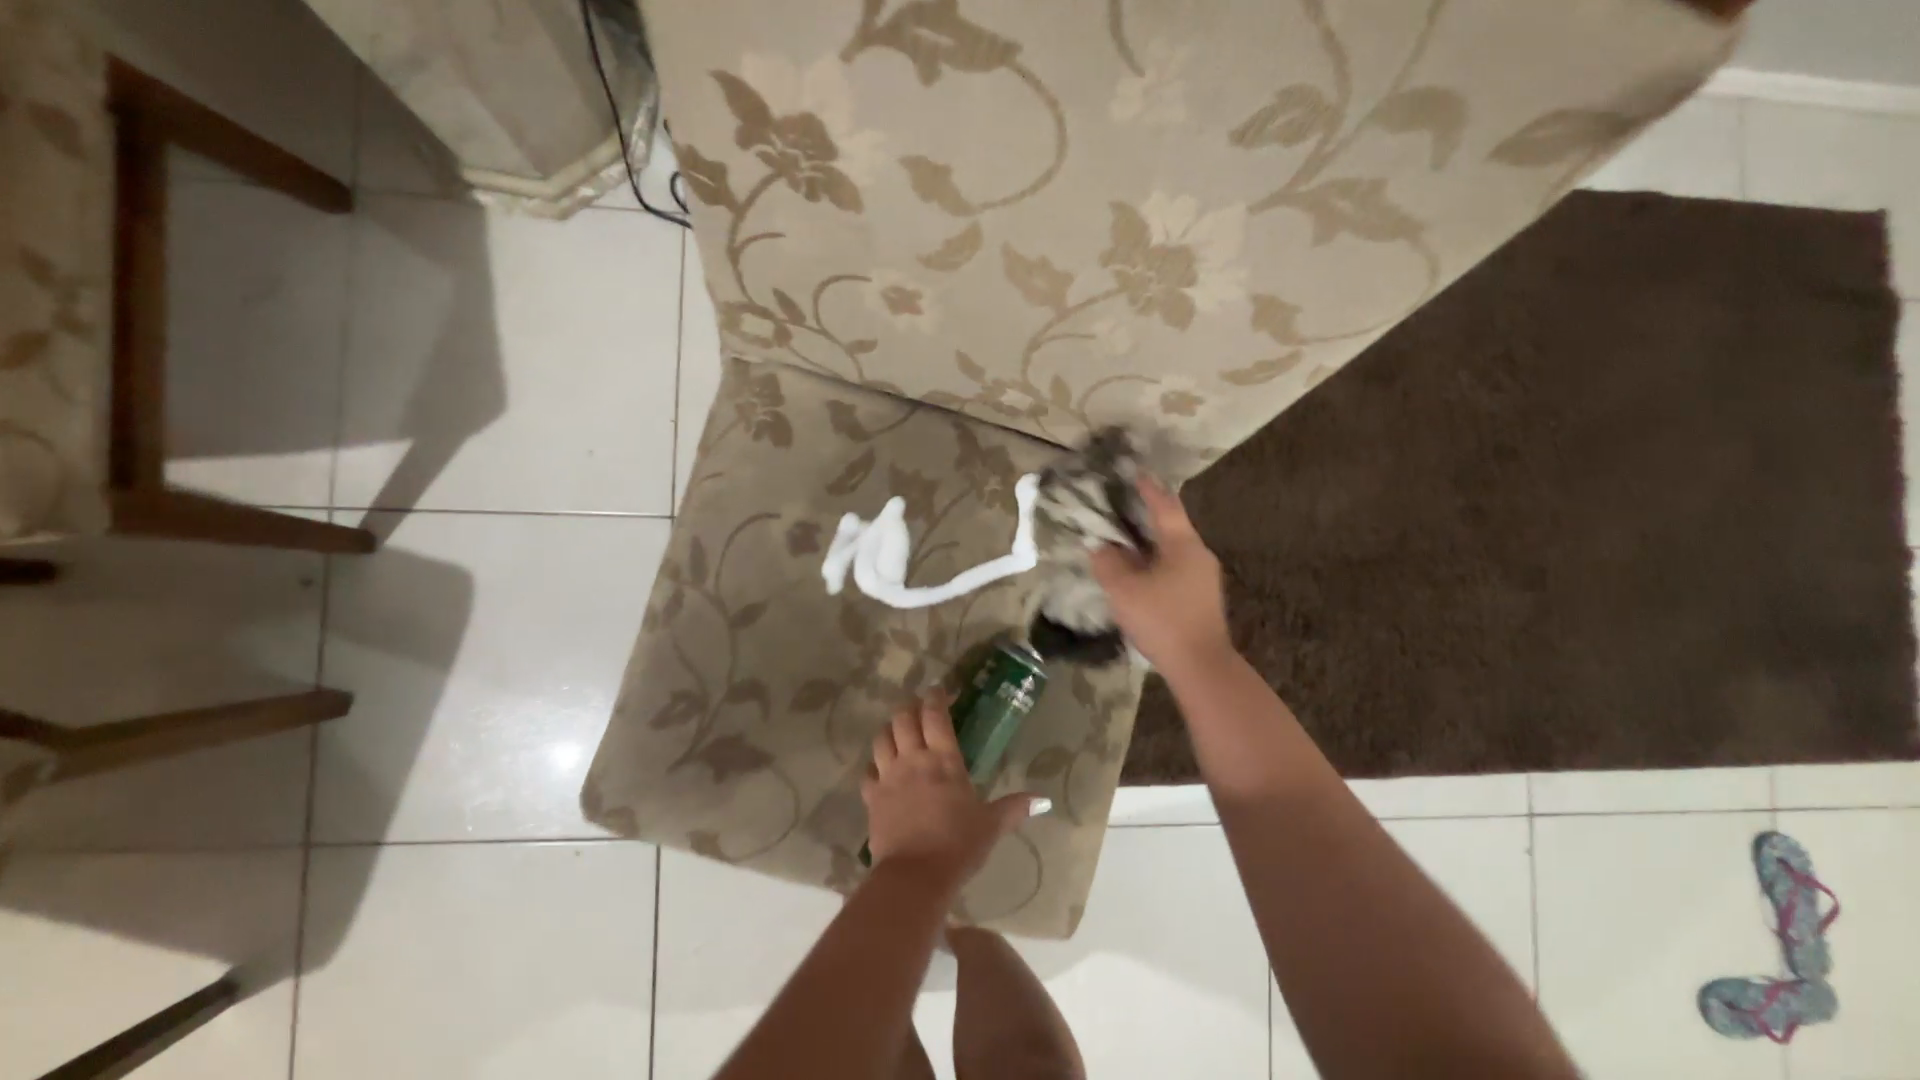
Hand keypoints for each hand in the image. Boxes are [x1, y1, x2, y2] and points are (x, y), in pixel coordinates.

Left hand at [863, 693, 1038, 889]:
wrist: (915, 875)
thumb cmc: (958, 845)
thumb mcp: (991, 825)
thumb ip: (1014, 808)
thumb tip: (1043, 801)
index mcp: (944, 760)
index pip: (935, 715)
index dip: (936, 697)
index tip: (940, 690)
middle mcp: (913, 759)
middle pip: (902, 718)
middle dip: (910, 707)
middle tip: (919, 707)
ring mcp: (888, 777)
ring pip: (881, 739)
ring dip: (889, 729)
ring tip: (898, 730)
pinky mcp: (872, 798)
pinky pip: (868, 772)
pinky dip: (874, 765)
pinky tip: (880, 769)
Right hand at [1090, 475, 1235, 682]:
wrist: (1201, 666)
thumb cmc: (1163, 620)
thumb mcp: (1124, 591)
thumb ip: (1108, 563)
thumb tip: (1100, 547)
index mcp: (1183, 545)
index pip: (1164, 506)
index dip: (1148, 489)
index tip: (1134, 473)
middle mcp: (1198, 555)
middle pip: (1170, 527)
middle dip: (1145, 516)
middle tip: (1119, 507)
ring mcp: (1203, 579)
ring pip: (1172, 550)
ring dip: (1148, 543)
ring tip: (1122, 541)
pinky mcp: (1200, 599)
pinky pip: (1173, 569)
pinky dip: (1153, 563)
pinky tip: (1137, 573)